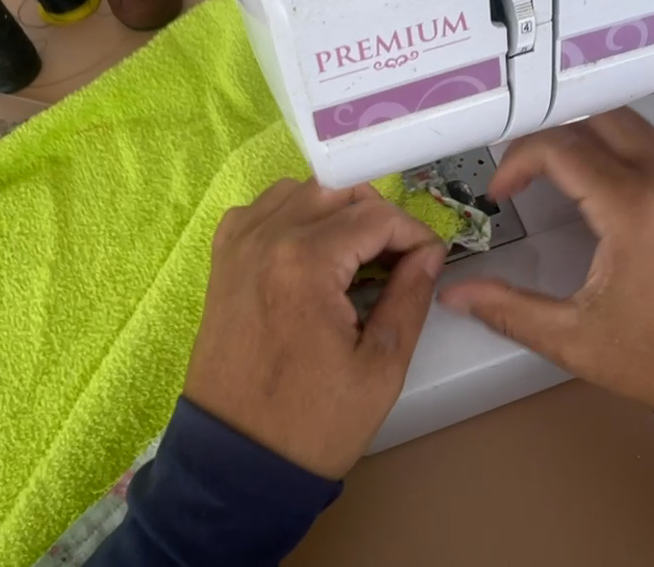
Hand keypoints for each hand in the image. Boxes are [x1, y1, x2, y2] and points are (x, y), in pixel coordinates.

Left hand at [184, 179, 445, 479]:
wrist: (236, 464)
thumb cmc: (313, 423)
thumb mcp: (381, 367)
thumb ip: (410, 296)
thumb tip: (429, 252)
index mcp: (306, 263)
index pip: (377, 216)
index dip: (414, 232)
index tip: (430, 257)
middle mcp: (268, 238)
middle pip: (340, 191)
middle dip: (378, 217)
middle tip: (398, 258)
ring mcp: (239, 245)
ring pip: (301, 190)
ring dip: (336, 209)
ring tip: (357, 253)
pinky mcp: (223, 260)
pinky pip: (263, 209)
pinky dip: (293, 214)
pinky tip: (310, 250)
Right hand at [438, 108, 653, 414]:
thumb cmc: (653, 355)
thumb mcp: (572, 338)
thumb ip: (507, 309)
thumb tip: (452, 294)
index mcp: (631, 209)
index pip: (560, 148)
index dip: (517, 162)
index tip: (500, 194)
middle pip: (591, 120)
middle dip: (546, 139)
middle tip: (521, 175)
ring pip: (625, 120)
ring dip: (582, 132)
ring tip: (552, 170)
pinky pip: (652, 138)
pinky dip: (618, 139)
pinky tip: (599, 171)